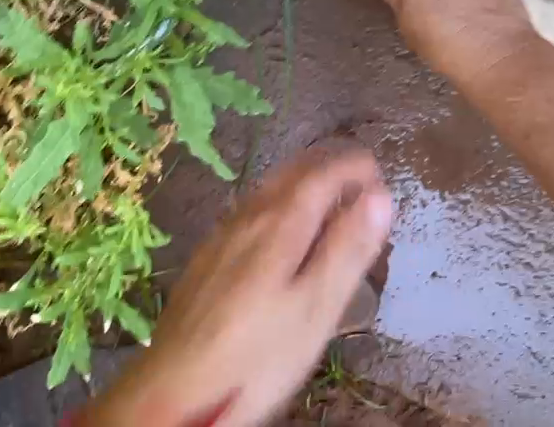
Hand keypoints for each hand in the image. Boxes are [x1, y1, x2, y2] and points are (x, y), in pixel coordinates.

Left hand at [83, 149, 392, 426]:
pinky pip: (251, 208)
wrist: (173, 388)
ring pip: (268, 189)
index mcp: (280, 223)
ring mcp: (223, 234)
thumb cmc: (256, 355)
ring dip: (301, 180)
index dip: (352, 167)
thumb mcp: (314, 309)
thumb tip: (380, 197)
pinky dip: (278, 201)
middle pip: (291, 173)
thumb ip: (346, 249)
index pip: (322, 174)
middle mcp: (249, 216)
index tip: (377, 170)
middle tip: (356, 174)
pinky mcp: (207, 256)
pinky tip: (278, 226)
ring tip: (326, 194)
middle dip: (326, 166)